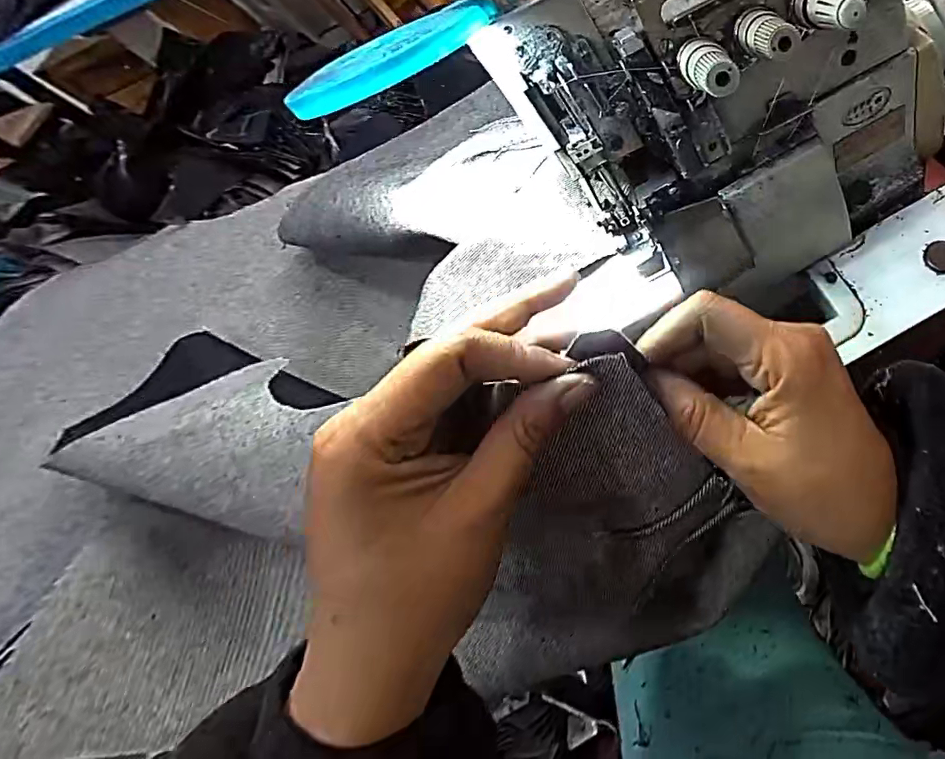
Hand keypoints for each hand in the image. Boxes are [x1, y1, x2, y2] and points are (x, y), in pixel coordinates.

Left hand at [288, 274, 596, 746]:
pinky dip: (501, 378)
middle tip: (567, 283)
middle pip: (447, 349)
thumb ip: (525, 434)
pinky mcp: (407, 444)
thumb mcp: (479, 509)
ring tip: (561, 307)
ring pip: (455, 367)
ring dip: (510, 343)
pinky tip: (536, 358)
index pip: (446, 360)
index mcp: (365, 433)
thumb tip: (579, 378)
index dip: (514, 352)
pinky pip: (458, 397)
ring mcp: (385, 429)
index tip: (569, 366)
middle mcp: (367, 418)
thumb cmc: (417, 592)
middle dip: (510, 316)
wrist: (374, 661)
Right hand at [639, 292, 896, 562]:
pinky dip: (718, 376)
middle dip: (675, 352)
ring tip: (659, 401)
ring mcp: (799, 349)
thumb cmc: (821, 491)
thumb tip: (650, 382)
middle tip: (641, 390)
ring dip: (693, 366)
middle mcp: (794, 337)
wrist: (880, 506)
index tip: (636, 367)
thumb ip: (695, 415)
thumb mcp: (748, 459)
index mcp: (786, 351)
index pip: (709, 312)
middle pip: (718, 323)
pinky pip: (748, 358)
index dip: (665, 332)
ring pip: (729, 341)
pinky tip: (693, 402)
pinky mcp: (799, 366)